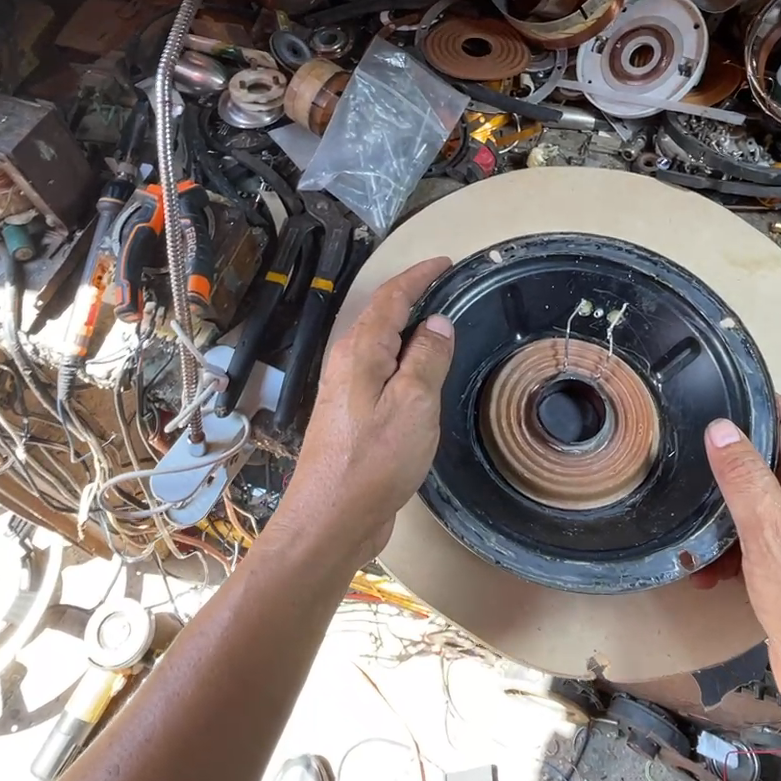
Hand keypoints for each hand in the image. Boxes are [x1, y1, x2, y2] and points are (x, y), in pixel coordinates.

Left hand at [277, 257, 456, 566]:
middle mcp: (348, 363)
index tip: (445, 261)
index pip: (391, 297)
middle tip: (449, 288)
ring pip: (381, 345)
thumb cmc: (373, 460)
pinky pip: (382, 372)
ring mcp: (347, 391)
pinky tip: (420, 374)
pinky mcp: (352, 417)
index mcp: (360, 351)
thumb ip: (426, 359)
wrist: (331, 518)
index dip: (419, 276)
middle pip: (381, 317)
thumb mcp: (413, 404)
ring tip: (440, 323)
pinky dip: (404, 359)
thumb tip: (437, 322)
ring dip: (408, 329)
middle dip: (413, 297)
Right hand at [704, 398, 780, 742]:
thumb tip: (722, 427)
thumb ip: (747, 479)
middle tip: (682, 446)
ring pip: (754, 509)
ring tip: (683, 518)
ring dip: (720, 513)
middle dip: (728, 456)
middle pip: (769, 464)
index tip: (720, 382)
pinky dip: (726, 553)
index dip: (761, 399)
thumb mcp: (775, 535)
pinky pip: (751, 549)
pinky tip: (702, 572)